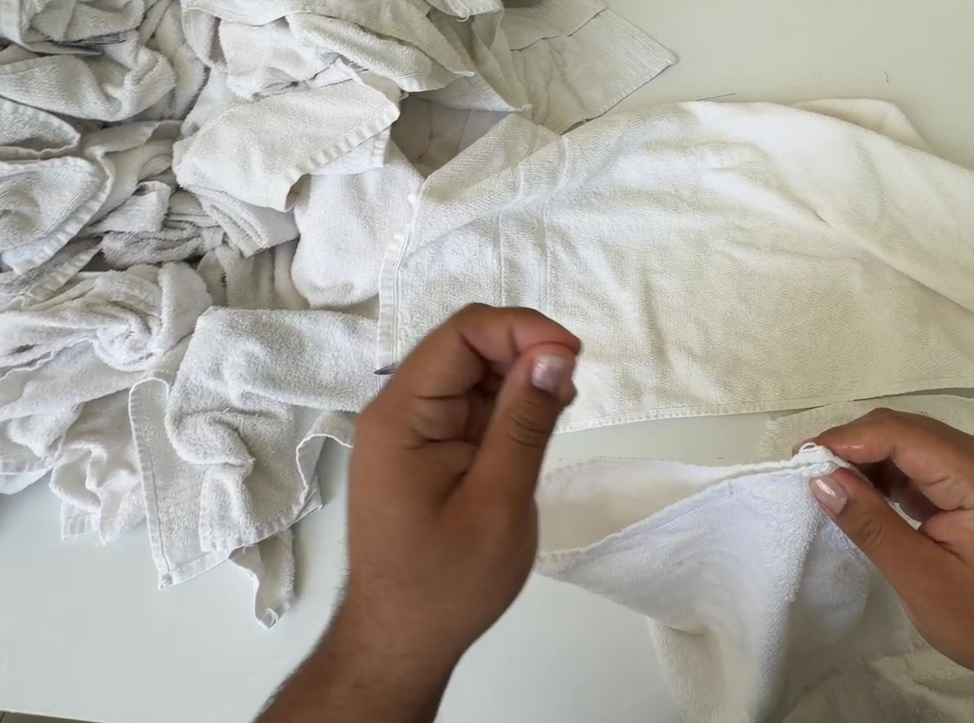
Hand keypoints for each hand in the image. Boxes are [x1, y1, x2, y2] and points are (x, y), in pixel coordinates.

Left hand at [259, 304, 579, 722]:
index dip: (521, 329)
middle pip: (467, 343)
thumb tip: (556, 353)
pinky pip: (476, 397)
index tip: (571, 355)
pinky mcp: (434, 441)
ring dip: (523, 372)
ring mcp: (416, 424)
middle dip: (525, 348)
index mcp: (401, 414)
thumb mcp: (498, 501)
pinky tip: (542, 416)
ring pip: (476, 366)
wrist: (403, 644)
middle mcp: (402, 407)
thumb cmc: (446, 581)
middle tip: (571, 383)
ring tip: (561, 403)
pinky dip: (513, 397)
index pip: (461, 334)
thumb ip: (525, 421)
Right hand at [809, 408, 973, 722]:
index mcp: (973, 472)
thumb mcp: (923, 579)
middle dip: (849, 445)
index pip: (897, 433)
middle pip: (898, 429)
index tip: (801, 460)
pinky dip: (880, 474)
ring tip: (824, 483)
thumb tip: (820, 479)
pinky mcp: (962, 486)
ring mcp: (970, 469)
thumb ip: (871, 524)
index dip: (846, 440)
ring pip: (902, 442)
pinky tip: (857, 494)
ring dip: (862, 459)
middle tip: (805, 472)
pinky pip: (912, 464)